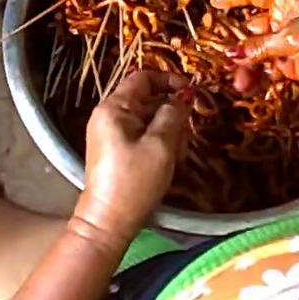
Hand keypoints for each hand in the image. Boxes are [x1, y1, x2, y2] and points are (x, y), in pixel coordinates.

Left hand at [74, 70, 188, 245]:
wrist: (107, 222)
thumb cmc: (134, 182)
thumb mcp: (160, 145)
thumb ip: (173, 114)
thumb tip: (184, 94)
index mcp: (114, 108)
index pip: (143, 78)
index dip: (169, 80)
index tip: (191, 92)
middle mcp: (108, 115)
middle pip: (147, 99)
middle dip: (171, 113)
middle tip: (185, 134)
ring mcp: (110, 133)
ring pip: (147, 119)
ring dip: (167, 131)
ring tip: (176, 154)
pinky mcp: (115, 150)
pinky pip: (141, 135)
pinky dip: (158, 143)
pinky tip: (168, 161)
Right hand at [211, 0, 298, 94]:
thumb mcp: (290, 37)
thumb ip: (259, 46)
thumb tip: (233, 53)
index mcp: (288, 0)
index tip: (214, 1)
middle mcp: (286, 17)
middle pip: (253, 26)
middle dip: (239, 42)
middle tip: (225, 55)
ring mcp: (289, 41)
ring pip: (258, 51)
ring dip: (248, 64)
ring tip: (240, 80)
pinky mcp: (292, 63)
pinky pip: (267, 67)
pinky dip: (258, 76)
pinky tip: (249, 85)